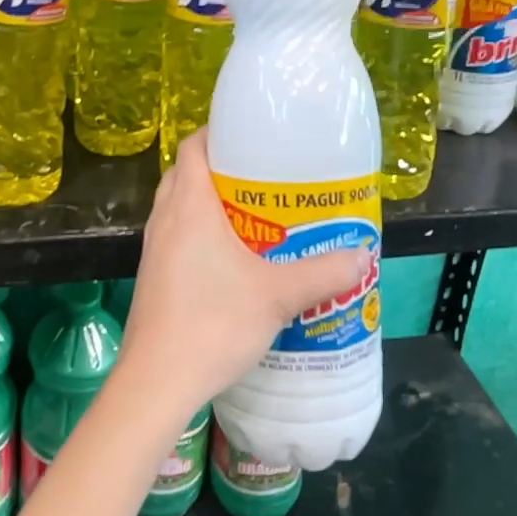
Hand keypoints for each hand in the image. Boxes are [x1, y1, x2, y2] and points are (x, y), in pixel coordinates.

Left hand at [117, 133, 372, 417]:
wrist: (157, 382)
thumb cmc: (213, 324)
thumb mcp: (277, 296)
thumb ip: (322, 273)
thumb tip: (363, 254)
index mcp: (189, 205)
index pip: (193, 146)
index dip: (217, 133)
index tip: (251, 137)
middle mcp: (165, 219)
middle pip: (186, 173)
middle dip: (220, 168)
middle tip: (262, 178)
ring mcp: (154, 250)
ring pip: (178, 207)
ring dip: (209, 204)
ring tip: (254, 216)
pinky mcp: (153, 277)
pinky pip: (176, 237)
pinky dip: (199, 234)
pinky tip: (232, 261)